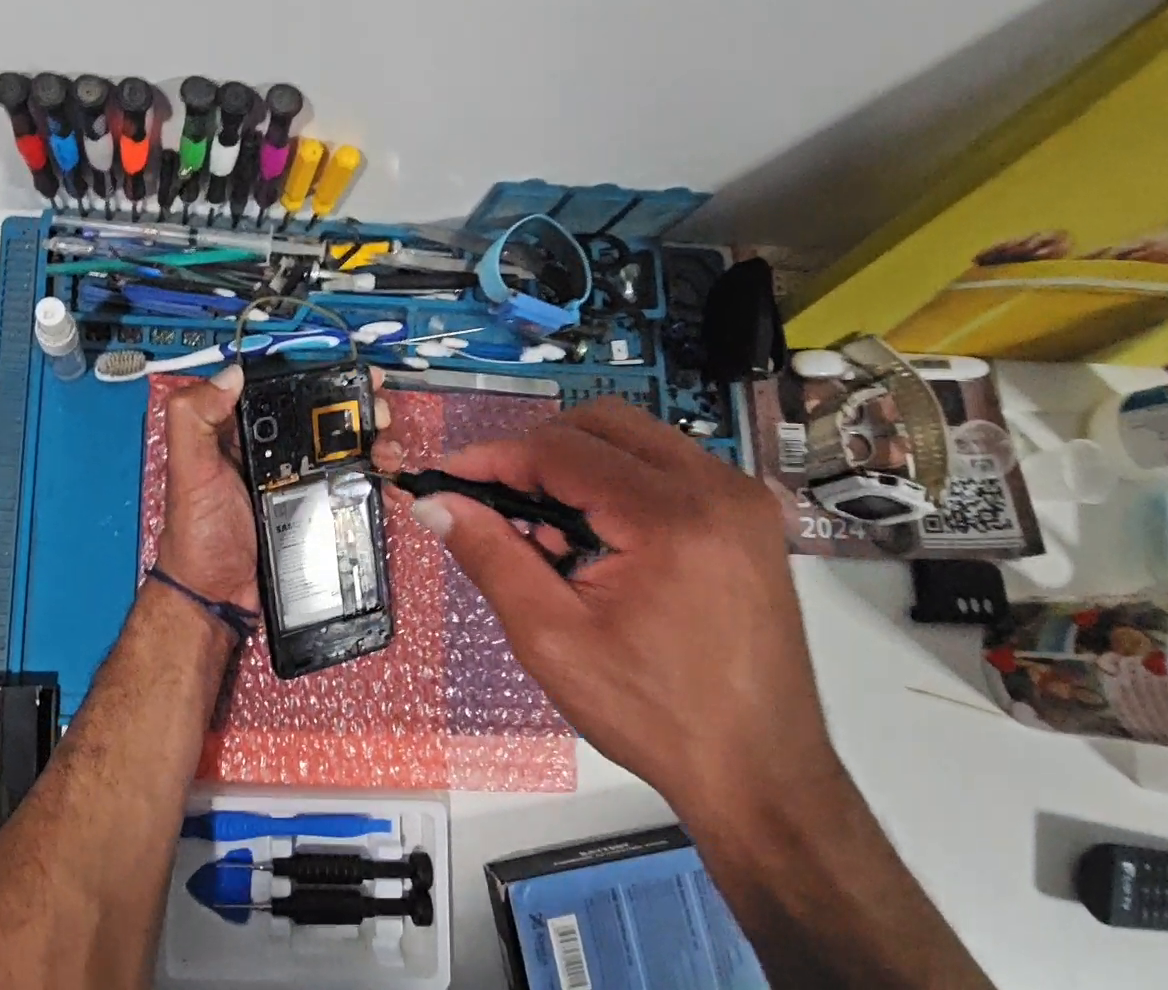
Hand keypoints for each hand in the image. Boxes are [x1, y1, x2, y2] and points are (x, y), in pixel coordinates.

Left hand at [157, 366, 391, 612]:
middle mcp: (274, 454)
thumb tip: (234, 373)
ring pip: (345, 450)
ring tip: (388, 446)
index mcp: (242, 434)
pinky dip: (375, 477)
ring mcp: (300, 483)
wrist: (217, 596)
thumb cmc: (200, 532)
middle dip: (359, 409)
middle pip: (324, 419)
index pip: (286, 394)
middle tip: (381, 412)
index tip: (356, 375)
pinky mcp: (319, 513)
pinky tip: (390, 474)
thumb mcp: (189, 470)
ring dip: (374, 440)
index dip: (321, 380)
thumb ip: (194, 419)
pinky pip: (351, 486)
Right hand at [400, 397, 833, 816]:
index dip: (494, 459)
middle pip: (602, 423)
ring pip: (634, 440)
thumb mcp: (551, 638)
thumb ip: (490, 556)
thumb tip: (436, 503)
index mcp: (673, 517)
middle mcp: (718, 489)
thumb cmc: (651, 714)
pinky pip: (664, 470)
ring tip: (542, 532)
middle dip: (535, 452)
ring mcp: (742, 501)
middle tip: (493, 503)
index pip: (562, 450)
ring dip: (573, 466)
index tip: (445, 481)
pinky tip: (590, 540)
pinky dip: (612, 484)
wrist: (760, 772)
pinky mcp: (748, 520)